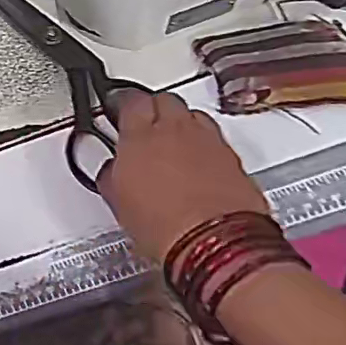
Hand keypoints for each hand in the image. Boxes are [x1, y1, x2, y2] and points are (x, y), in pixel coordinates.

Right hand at [94, 90, 268, 262]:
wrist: (213, 245)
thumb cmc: (166, 225)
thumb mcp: (116, 198)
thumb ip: (111, 172)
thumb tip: (111, 171)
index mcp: (140, 135)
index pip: (130, 100)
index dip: (122, 103)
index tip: (118, 110)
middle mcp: (176, 131)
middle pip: (165, 100)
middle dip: (153, 108)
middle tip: (144, 122)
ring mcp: (208, 142)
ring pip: (193, 115)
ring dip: (181, 122)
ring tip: (172, 141)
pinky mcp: (233, 159)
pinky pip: (215, 138)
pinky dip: (204, 144)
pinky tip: (196, 162)